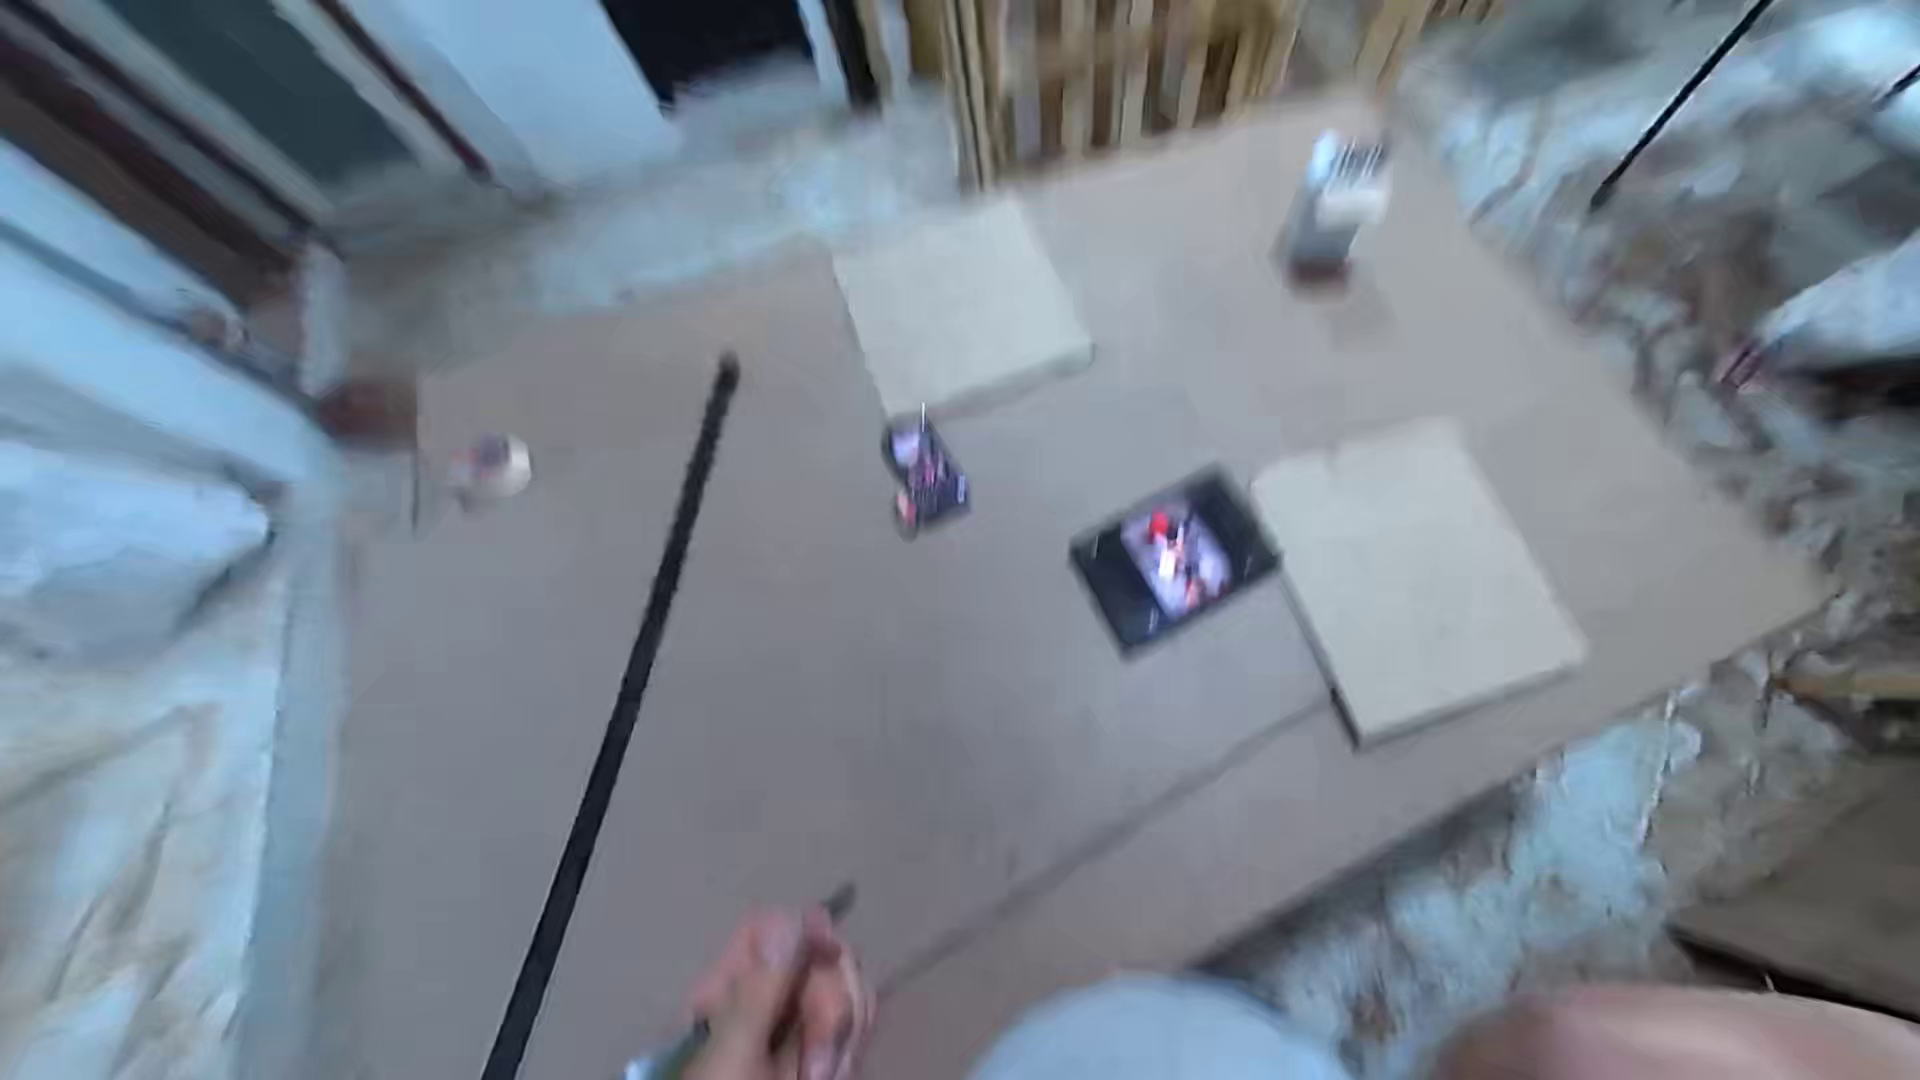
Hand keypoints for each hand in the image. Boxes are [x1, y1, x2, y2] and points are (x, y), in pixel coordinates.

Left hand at [683, 909, 871, 1079]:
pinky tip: (837, 1077)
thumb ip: (762, 989)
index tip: (826, 954)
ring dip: (845, 1035)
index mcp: (729, 991)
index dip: (804, 930)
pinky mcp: (822, 1050)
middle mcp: (766, 997)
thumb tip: (793, 918)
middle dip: (831, 1005)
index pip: (772, 926)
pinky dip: (852, 1048)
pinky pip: (856, 1021)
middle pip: (820, 953)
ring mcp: (795, 1025)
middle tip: (815, 1071)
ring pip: (846, 983)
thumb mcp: (735, 1062)